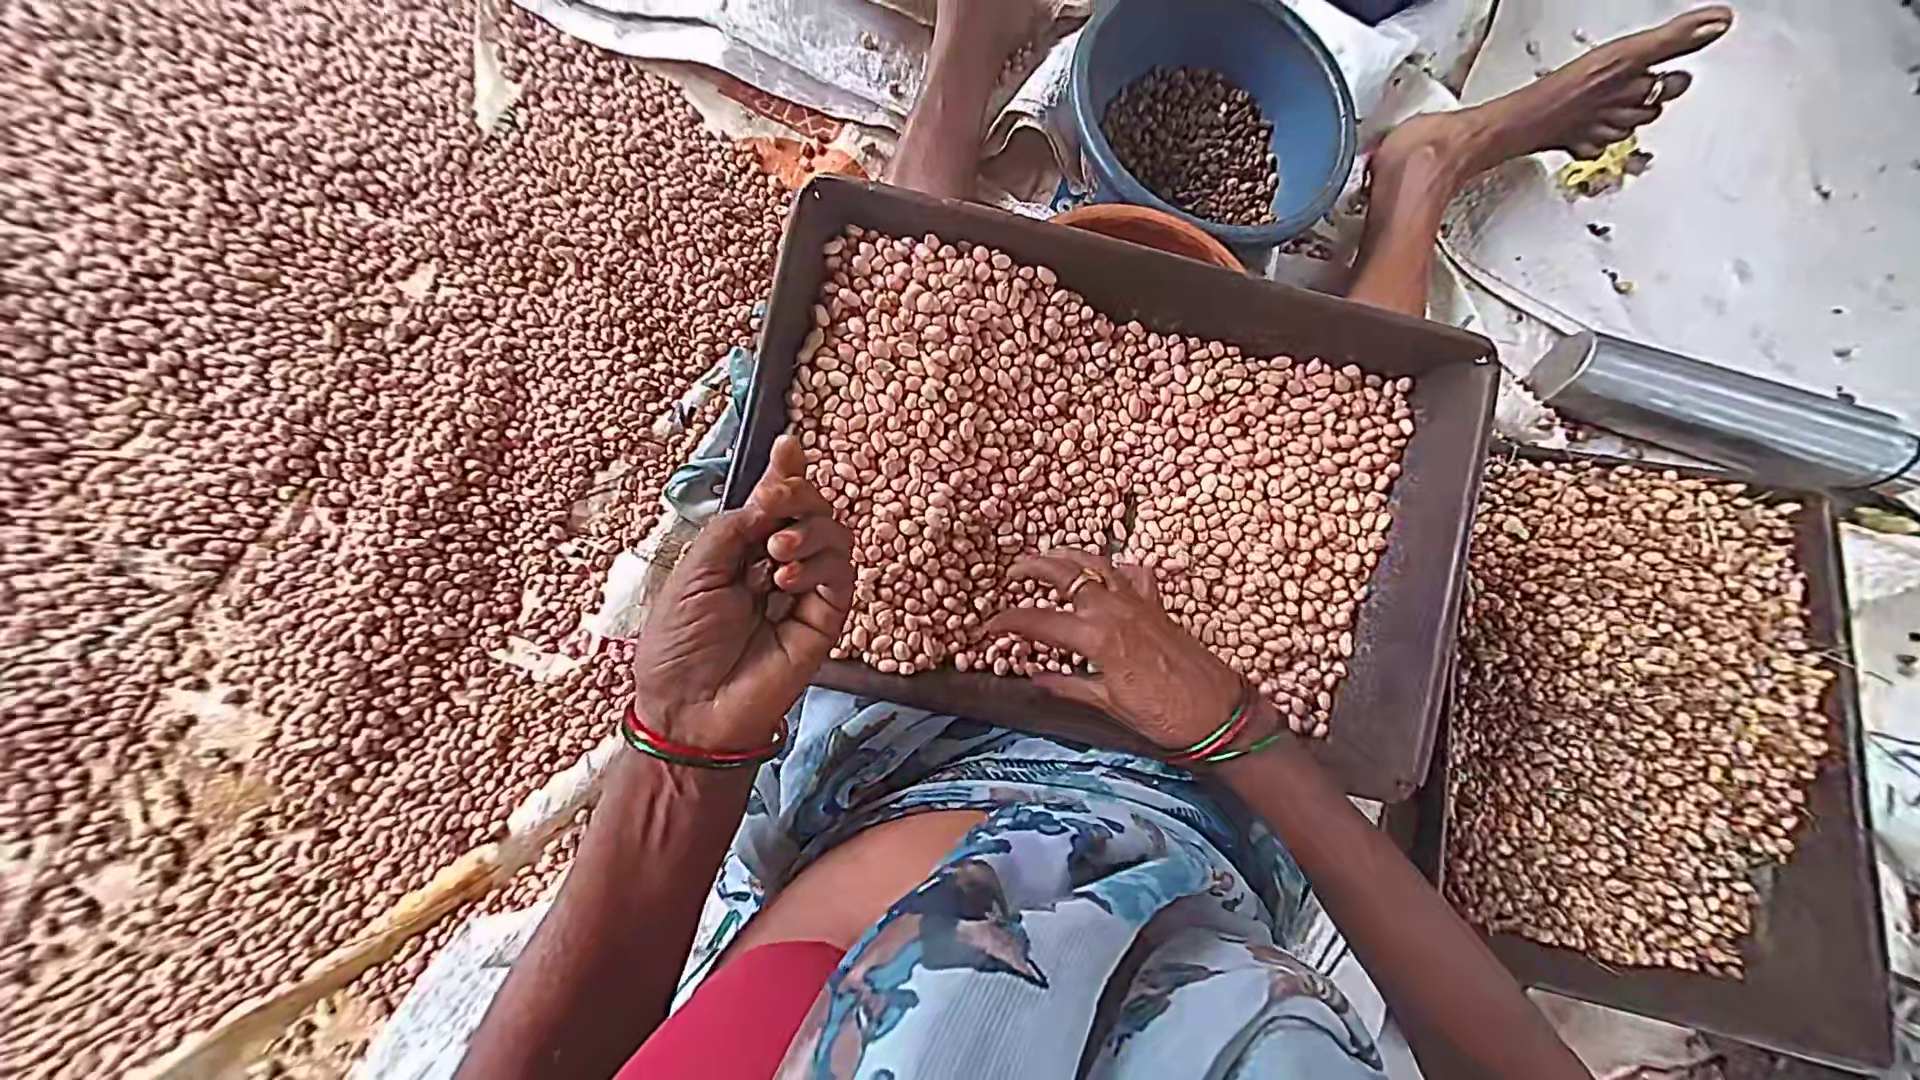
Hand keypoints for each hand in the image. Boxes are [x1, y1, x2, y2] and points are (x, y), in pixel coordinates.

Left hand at [630, 435, 852, 749]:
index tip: (787, 445)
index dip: (785, 473)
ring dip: (810, 530)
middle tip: (773, 503)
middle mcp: (780, 562)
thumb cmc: (681, 642)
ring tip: (776, 552)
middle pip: (812, 510)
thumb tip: (770, 493)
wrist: (690, 707)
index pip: (775, 503)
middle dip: (797, 495)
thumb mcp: (695, 572)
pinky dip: (819, 565)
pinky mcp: (825, 617)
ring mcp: (806, 589)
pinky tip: (787, 579)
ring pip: (836, 536)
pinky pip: (841, 575)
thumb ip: (735, 527)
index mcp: (744, 549)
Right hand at [984, 550, 1268, 752]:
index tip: (989, 626)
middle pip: (1066, 574)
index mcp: (1097, 636)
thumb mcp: (1108, 704)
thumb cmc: (1163, 714)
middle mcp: (1114, 609)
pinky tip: (1109, 574)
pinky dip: (1116, 569)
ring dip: (1070, 557)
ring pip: (1098, 563)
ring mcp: (1138, 601)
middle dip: (1033, 567)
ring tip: (1050, 557)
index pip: (1039, 621)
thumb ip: (1068, 686)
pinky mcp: (1156, 605)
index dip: (1008, 621)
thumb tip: (1035, 681)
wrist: (1220, 714)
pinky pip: (1132, 574)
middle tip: (1012, 572)